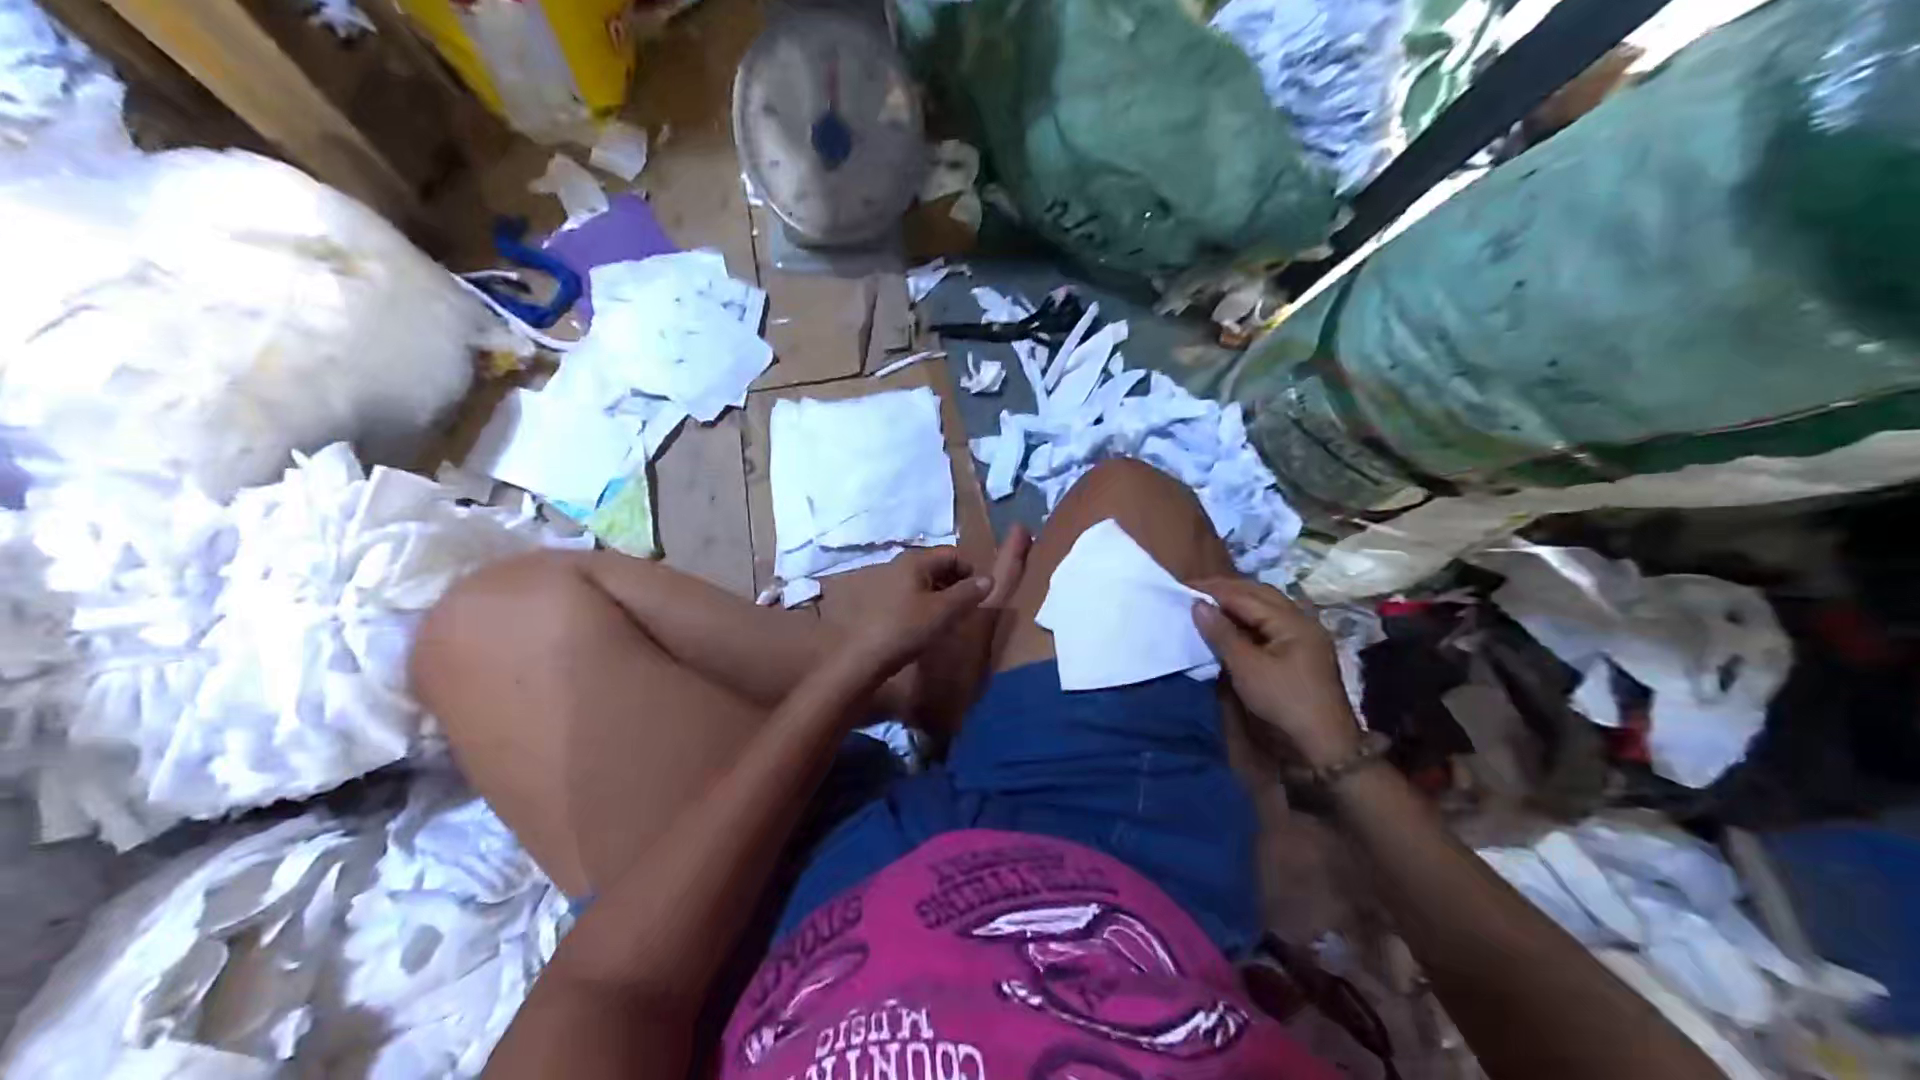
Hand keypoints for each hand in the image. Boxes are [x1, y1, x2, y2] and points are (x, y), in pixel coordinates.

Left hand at [841, 548, 993, 675]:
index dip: (970, 571)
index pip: (952, 553)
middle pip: (937, 566)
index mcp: (914, 561)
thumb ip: (968, 593)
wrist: (863, 658)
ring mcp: (886, 583)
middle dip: (956, 583)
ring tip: (949, 618)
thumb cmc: (906, 629)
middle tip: (967, 607)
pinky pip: (910, 595)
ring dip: (940, 595)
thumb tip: (989, 579)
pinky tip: (926, 625)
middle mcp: (898, 565)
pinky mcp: (879, 602)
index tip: (978, 595)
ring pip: (923, 582)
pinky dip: (924, 604)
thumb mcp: (943, 612)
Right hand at [1190, 577, 1361, 770]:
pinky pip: (1269, 622)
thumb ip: (1222, 634)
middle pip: (1260, 594)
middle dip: (1227, 589)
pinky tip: (1231, 622)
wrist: (1322, 746)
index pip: (1247, 595)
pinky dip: (1247, 617)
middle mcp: (1302, 621)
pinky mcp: (1299, 652)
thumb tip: (1197, 605)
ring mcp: (1303, 637)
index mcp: (1293, 621)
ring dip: (1237, 601)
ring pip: (1266, 607)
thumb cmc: (1284, 703)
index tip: (1184, 586)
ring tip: (1209, 603)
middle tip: (1194, 590)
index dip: (1215, 589)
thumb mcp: (1247, 668)